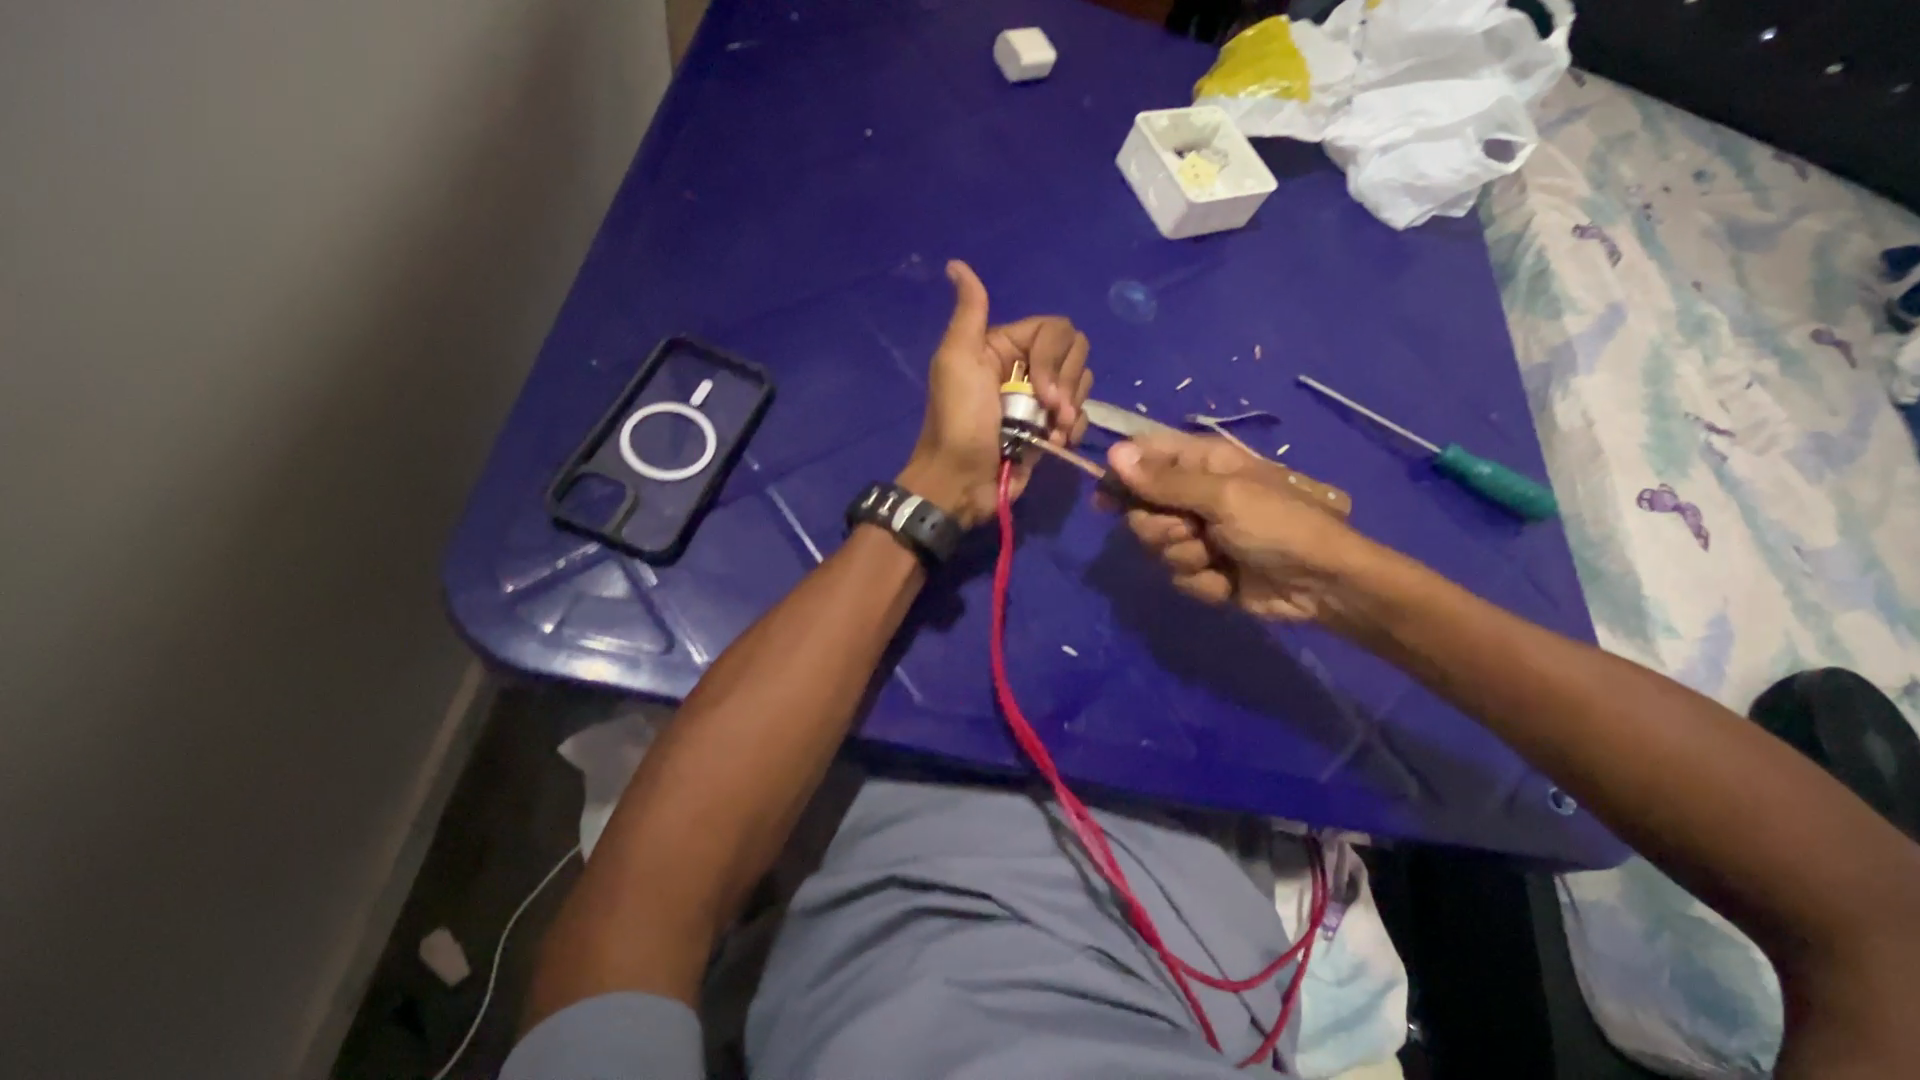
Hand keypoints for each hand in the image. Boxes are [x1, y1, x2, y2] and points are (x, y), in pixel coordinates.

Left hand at [899, 260, 1091, 527]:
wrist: (961, 482)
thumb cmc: (958, 422)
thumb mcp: (956, 361)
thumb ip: (969, 313)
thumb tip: (956, 264)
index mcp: (1003, 346)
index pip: (1056, 329)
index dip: (1053, 357)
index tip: (1038, 388)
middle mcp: (1025, 368)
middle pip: (1075, 353)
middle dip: (1066, 383)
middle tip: (1047, 409)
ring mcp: (1040, 400)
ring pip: (1082, 384)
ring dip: (1070, 409)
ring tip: (1048, 431)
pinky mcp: (1051, 429)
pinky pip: (1081, 416)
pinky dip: (1073, 429)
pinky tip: (1054, 443)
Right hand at [1107, 433, 1378, 623]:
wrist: (1322, 584)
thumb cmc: (1279, 525)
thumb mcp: (1223, 497)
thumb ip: (1165, 481)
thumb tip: (1113, 453)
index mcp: (1202, 463)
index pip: (1144, 457)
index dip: (1121, 475)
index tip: (1106, 499)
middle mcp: (1194, 495)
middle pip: (1140, 509)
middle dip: (1159, 528)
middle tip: (1189, 531)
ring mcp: (1199, 535)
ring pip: (1155, 547)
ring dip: (1184, 558)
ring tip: (1216, 558)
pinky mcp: (1205, 571)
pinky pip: (1176, 576)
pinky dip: (1201, 583)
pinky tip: (1226, 582)